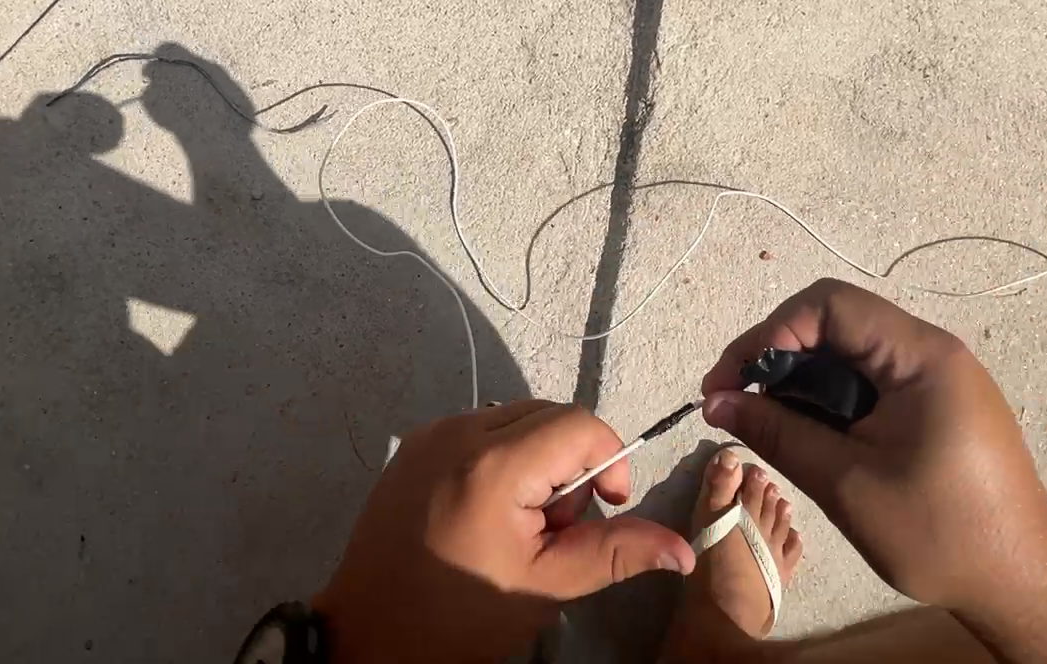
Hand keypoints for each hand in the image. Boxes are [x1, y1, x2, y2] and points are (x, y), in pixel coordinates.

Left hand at [313, 401, 695, 662]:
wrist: (365, 634)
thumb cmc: (458, 620)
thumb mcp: (542, 589)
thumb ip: (613, 554)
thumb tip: (681, 549)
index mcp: (495, 464)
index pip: (579, 424)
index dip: (608, 459)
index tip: (608, 507)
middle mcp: (462, 429)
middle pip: (550, 413)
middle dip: (572, 461)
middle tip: (556, 523)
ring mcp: (434, 429)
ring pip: (517, 414)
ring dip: (538, 454)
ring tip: (520, 518)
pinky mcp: (417, 439)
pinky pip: (482, 424)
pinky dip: (503, 452)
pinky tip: (488, 506)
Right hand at [698, 279, 1046, 615]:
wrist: (1028, 592)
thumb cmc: (943, 536)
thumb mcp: (847, 484)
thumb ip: (776, 433)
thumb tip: (715, 403)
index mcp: (921, 356)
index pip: (828, 304)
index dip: (771, 331)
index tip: (733, 380)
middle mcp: (929, 351)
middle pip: (832, 320)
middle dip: (775, 351)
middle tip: (735, 396)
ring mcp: (933, 375)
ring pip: (844, 347)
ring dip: (796, 374)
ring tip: (762, 414)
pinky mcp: (930, 401)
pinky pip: (863, 374)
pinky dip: (823, 392)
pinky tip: (803, 426)